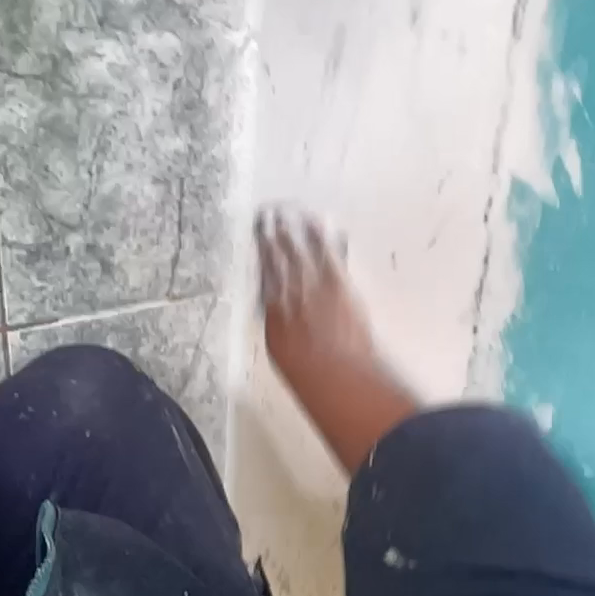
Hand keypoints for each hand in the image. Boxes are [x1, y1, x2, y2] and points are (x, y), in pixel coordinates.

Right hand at [256, 208, 415, 468]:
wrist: (336, 381)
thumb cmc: (319, 384)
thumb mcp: (293, 365)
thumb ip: (290, 341)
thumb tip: (292, 335)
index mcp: (275, 326)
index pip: (265, 286)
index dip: (261, 262)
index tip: (258, 243)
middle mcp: (288, 303)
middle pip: (277, 265)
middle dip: (272, 239)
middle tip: (267, 214)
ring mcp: (311, 291)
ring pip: (297, 256)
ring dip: (290, 232)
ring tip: (287, 211)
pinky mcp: (336, 286)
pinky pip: (325, 256)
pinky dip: (321, 238)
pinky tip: (320, 222)